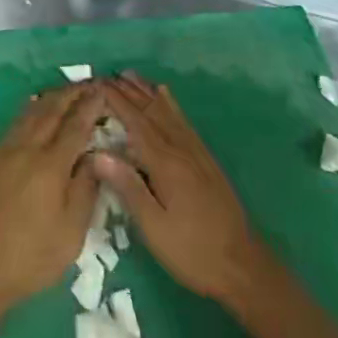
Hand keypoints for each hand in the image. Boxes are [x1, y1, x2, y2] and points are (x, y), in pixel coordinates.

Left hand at [0, 84, 103, 326]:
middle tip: (92, 83)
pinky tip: (40, 105)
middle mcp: (28, 150)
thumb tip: (95, 155)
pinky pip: (19, 121)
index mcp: (50, 167)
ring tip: (71, 89)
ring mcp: (9, 152)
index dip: (91, 106)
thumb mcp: (72, 232)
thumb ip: (86, 188)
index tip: (104, 90)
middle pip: (53, 110)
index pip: (75, 125)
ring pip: (33, 112)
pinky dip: (34, 107)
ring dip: (54, 96)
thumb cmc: (35, 256)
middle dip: (73, 93)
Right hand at [93, 76, 272, 304]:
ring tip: (131, 75)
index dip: (117, 102)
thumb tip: (98, 154)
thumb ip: (128, 187)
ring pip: (168, 111)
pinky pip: (182, 120)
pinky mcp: (205, 158)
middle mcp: (181, 147)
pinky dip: (169, 103)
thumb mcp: (153, 227)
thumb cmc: (191, 250)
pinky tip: (165, 98)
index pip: (136, 123)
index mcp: (165, 162)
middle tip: (108, 74)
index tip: (97, 84)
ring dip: (148, 91)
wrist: (240, 262)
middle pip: (152, 111)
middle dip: (129, 91)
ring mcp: (196, 151)